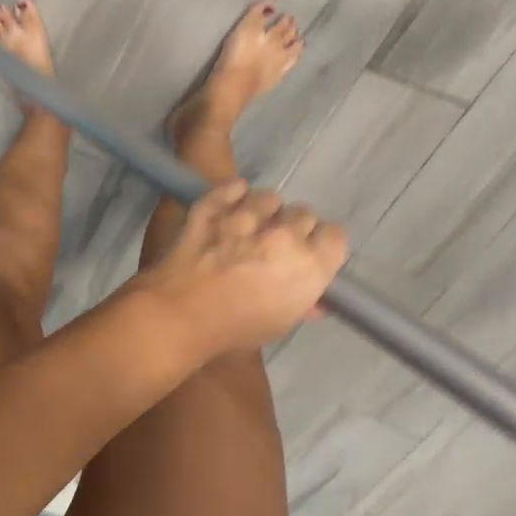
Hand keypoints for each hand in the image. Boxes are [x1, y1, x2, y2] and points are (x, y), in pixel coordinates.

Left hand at [144, 179, 348, 353]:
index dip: (321, 243)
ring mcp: (245, 217)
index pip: (334, 235)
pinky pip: (231, 187)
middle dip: (294, 226)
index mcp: (309, 266)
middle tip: (277, 242)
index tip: (310, 252)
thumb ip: (305, 303)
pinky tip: (232, 200)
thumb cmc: (235, 328)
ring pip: (269, 197)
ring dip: (264, 208)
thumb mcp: (281, 323)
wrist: (181, 314)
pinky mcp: (212, 207)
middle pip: (303, 214)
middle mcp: (283, 235)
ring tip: (252, 222)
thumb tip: (318, 299)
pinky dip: (233, 191)